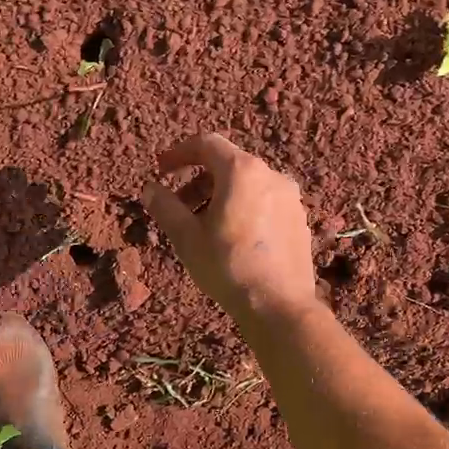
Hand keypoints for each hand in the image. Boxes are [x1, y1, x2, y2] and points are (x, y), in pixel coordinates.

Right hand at [141, 133, 318, 325]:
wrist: (277, 304)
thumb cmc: (226, 266)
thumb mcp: (186, 237)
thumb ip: (165, 207)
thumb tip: (150, 188)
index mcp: (242, 171)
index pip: (206, 144)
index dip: (179, 153)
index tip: (161, 169)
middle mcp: (271, 174)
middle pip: (228, 164)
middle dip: (198, 180)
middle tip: (178, 206)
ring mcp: (290, 197)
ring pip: (247, 184)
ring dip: (219, 196)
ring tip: (202, 226)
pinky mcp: (299, 219)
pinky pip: (263, 202)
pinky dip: (241, 208)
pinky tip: (231, 238)